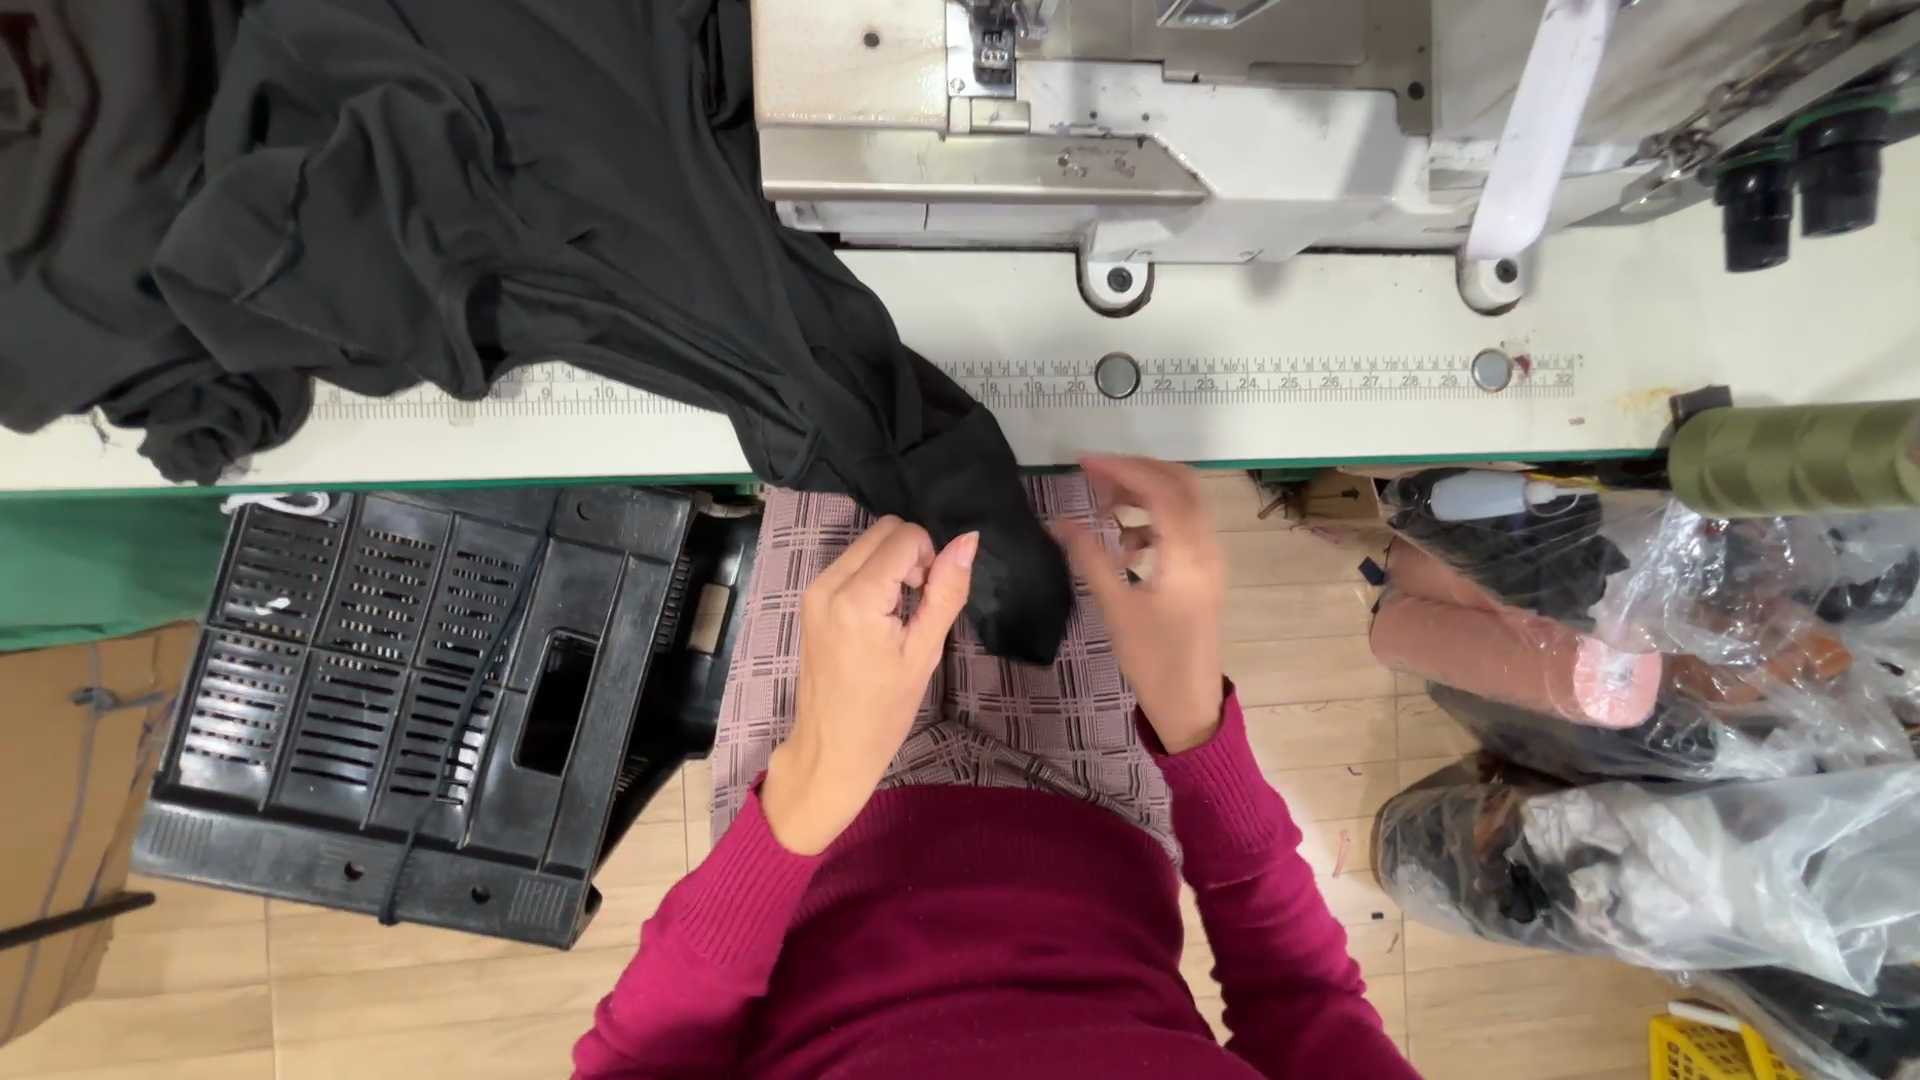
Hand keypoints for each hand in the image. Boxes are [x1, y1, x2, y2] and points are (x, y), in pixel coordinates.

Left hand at [760, 517, 977, 854]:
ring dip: (893, 564)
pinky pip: (851, 562)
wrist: (832, 748)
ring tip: (900, 613)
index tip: (929, 600)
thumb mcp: (925, 651)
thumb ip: (947, 591)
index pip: (905, 536)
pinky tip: (881, 615)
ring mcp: (814, 589)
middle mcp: (828, 582)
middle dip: (912, 555)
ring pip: (867, 543)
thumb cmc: (885, 709)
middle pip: (884, 530)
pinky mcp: (810, 598)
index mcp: (856, 597)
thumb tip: (969, 539)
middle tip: (918, 603)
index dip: (930, 559)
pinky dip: (874, 574)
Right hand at [1058, 455, 1226, 753]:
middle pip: (1178, 482)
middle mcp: (1206, 544)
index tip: (1082, 463)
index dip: (1120, 468)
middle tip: (1093, 476)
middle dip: (1135, 471)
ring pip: (1182, 501)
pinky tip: (1123, 542)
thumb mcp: (1116, 606)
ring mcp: (1209, 556)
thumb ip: (1089, 557)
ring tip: (1102, 505)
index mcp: (1187, 551)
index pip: (1159, 488)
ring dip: (1144, 492)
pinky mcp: (1203, 569)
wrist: (1189, 700)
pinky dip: (1153, 518)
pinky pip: (1182, 524)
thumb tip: (1058, 522)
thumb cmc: (1153, 657)